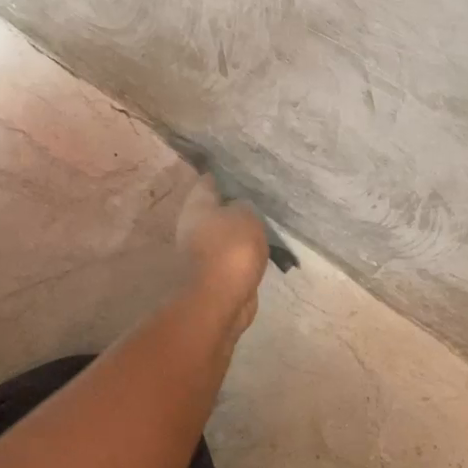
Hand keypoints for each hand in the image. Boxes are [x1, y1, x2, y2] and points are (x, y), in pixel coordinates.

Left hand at [175, 175, 269, 331]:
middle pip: (220, 206)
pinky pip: (237, 251)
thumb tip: (240, 205)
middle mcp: (196, 225)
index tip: (250, 167)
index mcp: (197, 205)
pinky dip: (249, 248)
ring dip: (246, 226)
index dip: (229, 171)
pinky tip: (268, 242)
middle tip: (266, 193)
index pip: (211, 179)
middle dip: (240, 200)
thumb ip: (244, 203)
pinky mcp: (219, 270)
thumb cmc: (230, 249)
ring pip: (230, 230)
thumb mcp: (245, 214)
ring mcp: (206, 250)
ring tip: (271, 216)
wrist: (221, 300)